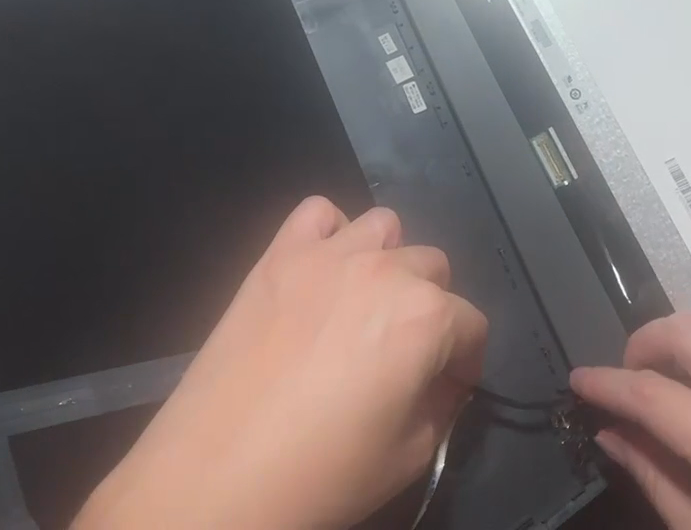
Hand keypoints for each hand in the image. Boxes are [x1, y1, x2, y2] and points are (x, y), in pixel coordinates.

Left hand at [73, 197, 489, 529]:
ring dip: (388, 261)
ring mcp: (329, 254)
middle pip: (433, 267)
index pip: (473, 324)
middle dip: (432, 309)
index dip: (467, 360)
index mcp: (427, 318)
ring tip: (365, 304)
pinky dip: (330, 233)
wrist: (217, 477)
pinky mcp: (279, 253)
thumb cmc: (322, 472)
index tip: (449, 387)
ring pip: (384, 227)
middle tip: (404, 351)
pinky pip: (318, 213)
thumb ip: (443, 403)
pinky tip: (322, 273)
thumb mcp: (410, 455)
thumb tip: (445, 380)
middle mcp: (386, 270)